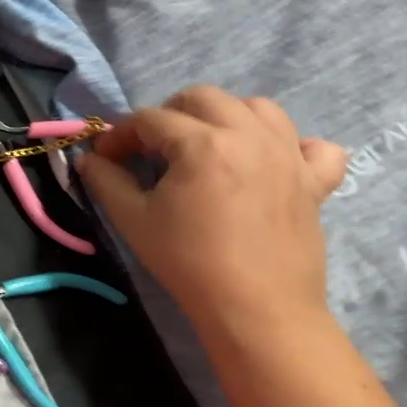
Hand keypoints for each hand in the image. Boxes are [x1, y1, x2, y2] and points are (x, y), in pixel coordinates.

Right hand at [75, 85, 347, 339]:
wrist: (257, 309)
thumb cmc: (188, 261)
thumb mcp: (131, 218)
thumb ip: (105, 179)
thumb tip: (90, 160)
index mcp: (202, 144)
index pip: (149, 119)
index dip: (119, 135)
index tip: (104, 159)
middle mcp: (249, 138)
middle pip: (203, 98)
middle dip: (169, 114)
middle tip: (151, 148)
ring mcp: (289, 158)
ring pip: (258, 108)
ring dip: (225, 117)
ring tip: (206, 145)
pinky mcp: (315, 183)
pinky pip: (315, 147)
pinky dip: (293, 146)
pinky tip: (270, 162)